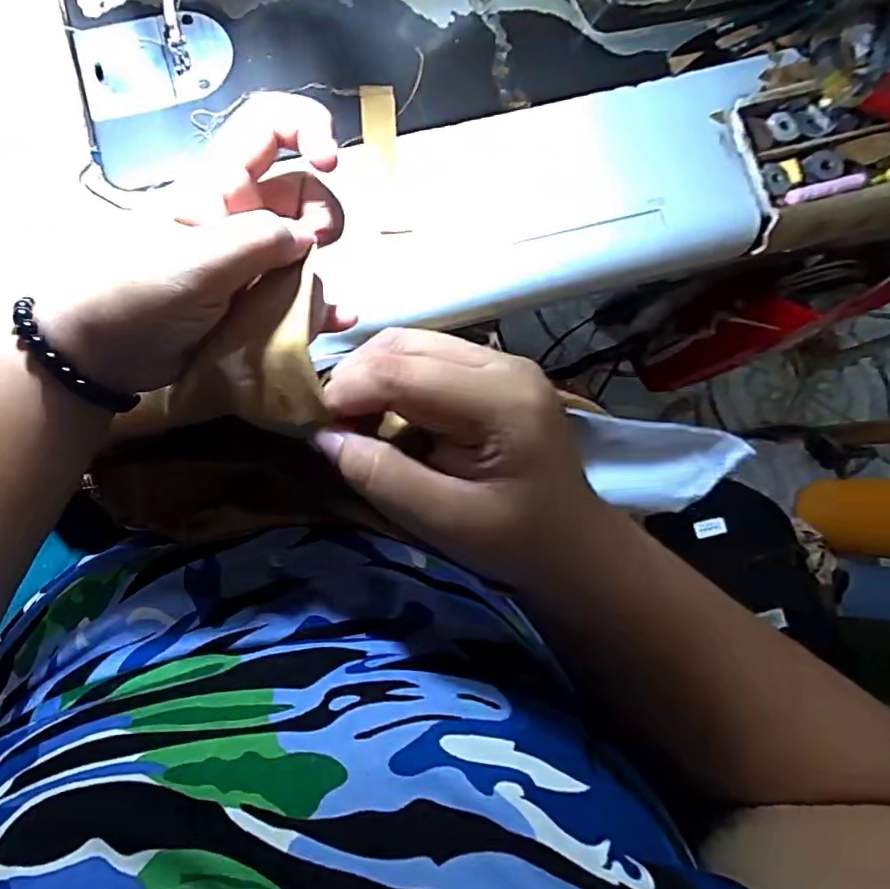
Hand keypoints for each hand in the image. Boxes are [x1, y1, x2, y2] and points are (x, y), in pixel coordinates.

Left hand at [41, 94, 346, 393]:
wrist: (100, 354)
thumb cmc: (134, 293)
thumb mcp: (194, 262)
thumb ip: (256, 243)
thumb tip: (307, 239)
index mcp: (218, 186)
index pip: (268, 126)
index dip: (306, 127)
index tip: (330, 160)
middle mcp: (237, 218)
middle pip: (301, 193)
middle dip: (321, 216)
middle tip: (311, 251)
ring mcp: (245, 264)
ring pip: (303, 252)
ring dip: (320, 271)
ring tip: (315, 303)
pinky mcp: (249, 305)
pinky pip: (295, 299)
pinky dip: (320, 308)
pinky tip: (338, 318)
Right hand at [315, 329, 610, 587]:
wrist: (573, 545)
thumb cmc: (516, 541)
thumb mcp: (444, 522)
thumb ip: (382, 477)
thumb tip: (324, 437)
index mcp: (500, 400)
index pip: (400, 370)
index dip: (345, 393)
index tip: (316, 431)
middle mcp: (502, 363)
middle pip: (401, 345)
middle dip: (353, 381)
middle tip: (332, 429)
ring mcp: (498, 362)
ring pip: (407, 344)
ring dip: (368, 377)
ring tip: (353, 423)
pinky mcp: (490, 371)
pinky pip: (422, 357)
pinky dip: (389, 381)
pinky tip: (384, 416)